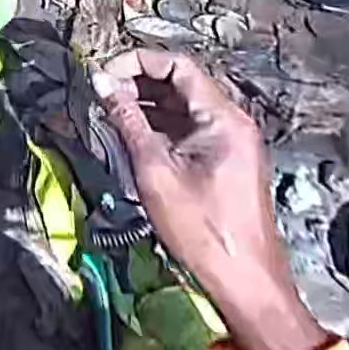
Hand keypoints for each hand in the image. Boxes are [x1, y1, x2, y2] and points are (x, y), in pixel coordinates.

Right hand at [95, 49, 328, 349]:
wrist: (247, 287)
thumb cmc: (202, 229)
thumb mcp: (155, 169)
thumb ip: (127, 119)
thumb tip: (101, 80)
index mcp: (223, 118)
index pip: (177, 65)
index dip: (137, 62)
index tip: (106, 76)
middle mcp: (231, 121)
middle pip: (179, 81)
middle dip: (137, 81)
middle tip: (104, 94)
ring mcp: (229, 140)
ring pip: (180, 103)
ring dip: (145, 103)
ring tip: (111, 112)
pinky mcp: (223, 158)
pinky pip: (186, 125)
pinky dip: (157, 123)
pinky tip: (131, 134)